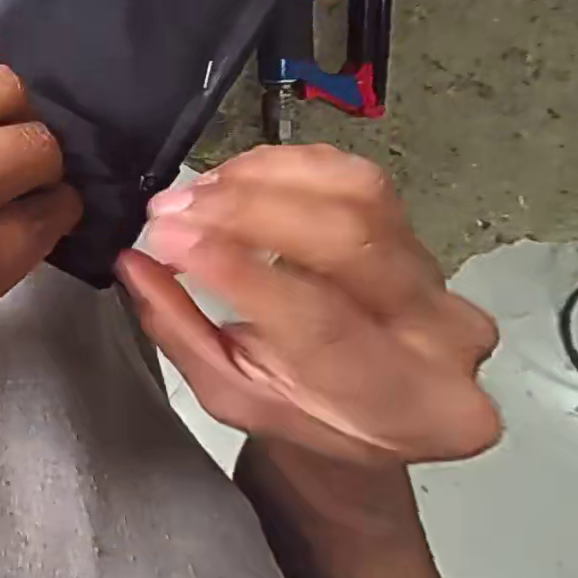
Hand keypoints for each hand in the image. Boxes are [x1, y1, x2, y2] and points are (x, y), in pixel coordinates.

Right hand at [115, 145, 499, 464]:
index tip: (164, 238)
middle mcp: (442, 330)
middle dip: (245, 211)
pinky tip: (234, 179)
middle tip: (170, 208)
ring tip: (197, 192)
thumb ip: (181, 330)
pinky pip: (351, 173)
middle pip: (346, 237)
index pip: (318, 320)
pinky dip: (284, 165)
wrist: (371, 407)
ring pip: (354, 190)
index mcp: (404, 401)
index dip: (236, 270)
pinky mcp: (414, 228)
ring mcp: (436, 271)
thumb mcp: (230, 394)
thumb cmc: (297, 412)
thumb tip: (134, 260)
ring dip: (261, 179)